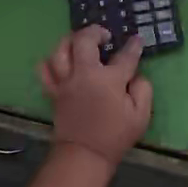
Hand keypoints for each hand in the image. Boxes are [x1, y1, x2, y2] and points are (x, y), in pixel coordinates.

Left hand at [37, 26, 152, 165]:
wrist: (84, 155)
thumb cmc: (115, 136)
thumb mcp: (141, 115)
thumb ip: (143, 89)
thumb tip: (136, 76)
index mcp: (109, 79)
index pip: (125, 55)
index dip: (133, 46)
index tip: (137, 40)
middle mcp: (84, 74)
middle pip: (83, 40)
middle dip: (95, 31)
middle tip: (104, 35)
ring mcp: (65, 82)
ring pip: (59, 50)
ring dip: (70, 40)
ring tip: (79, 42)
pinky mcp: (53, 92)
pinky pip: (45, 70)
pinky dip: (50, 61)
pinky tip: (59, 61)